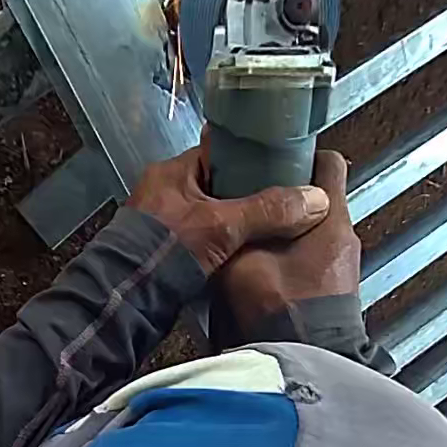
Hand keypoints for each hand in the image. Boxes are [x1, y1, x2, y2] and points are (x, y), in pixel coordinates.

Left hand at [125, 145, 329, 275]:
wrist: (129, 296)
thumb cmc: (168, 249)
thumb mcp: (223, 226)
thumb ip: (268, 211)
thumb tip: (317, 200)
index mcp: (174, 171)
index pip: (221, 150)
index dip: (254, 154)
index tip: (285, 163)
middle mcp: (168, 190)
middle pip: (221, 183)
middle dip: (252, 192)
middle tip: (286, 199)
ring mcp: (166, 220)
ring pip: (214, 212)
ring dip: (240, 220)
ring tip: (277, 225)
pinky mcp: (168, 248)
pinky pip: (206, 235)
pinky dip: (227, 240)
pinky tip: (251, 248)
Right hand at [217, 151, 358, 333]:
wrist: (306, 360)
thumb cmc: (280, 308)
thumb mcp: (242, 261)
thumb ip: (237, 230)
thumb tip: (224, 213)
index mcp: (330, 219)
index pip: (330, 163)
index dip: (304, 155)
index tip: (276, 160)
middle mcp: (346, 236)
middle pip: (322, 196)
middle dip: (290, 193)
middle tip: (256, 195)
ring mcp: (346, 263)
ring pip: (319, 227)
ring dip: (293, 226)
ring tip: (259, 232)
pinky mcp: (339, 287)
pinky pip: (319, 254)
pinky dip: (299, 252)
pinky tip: (272, 264)